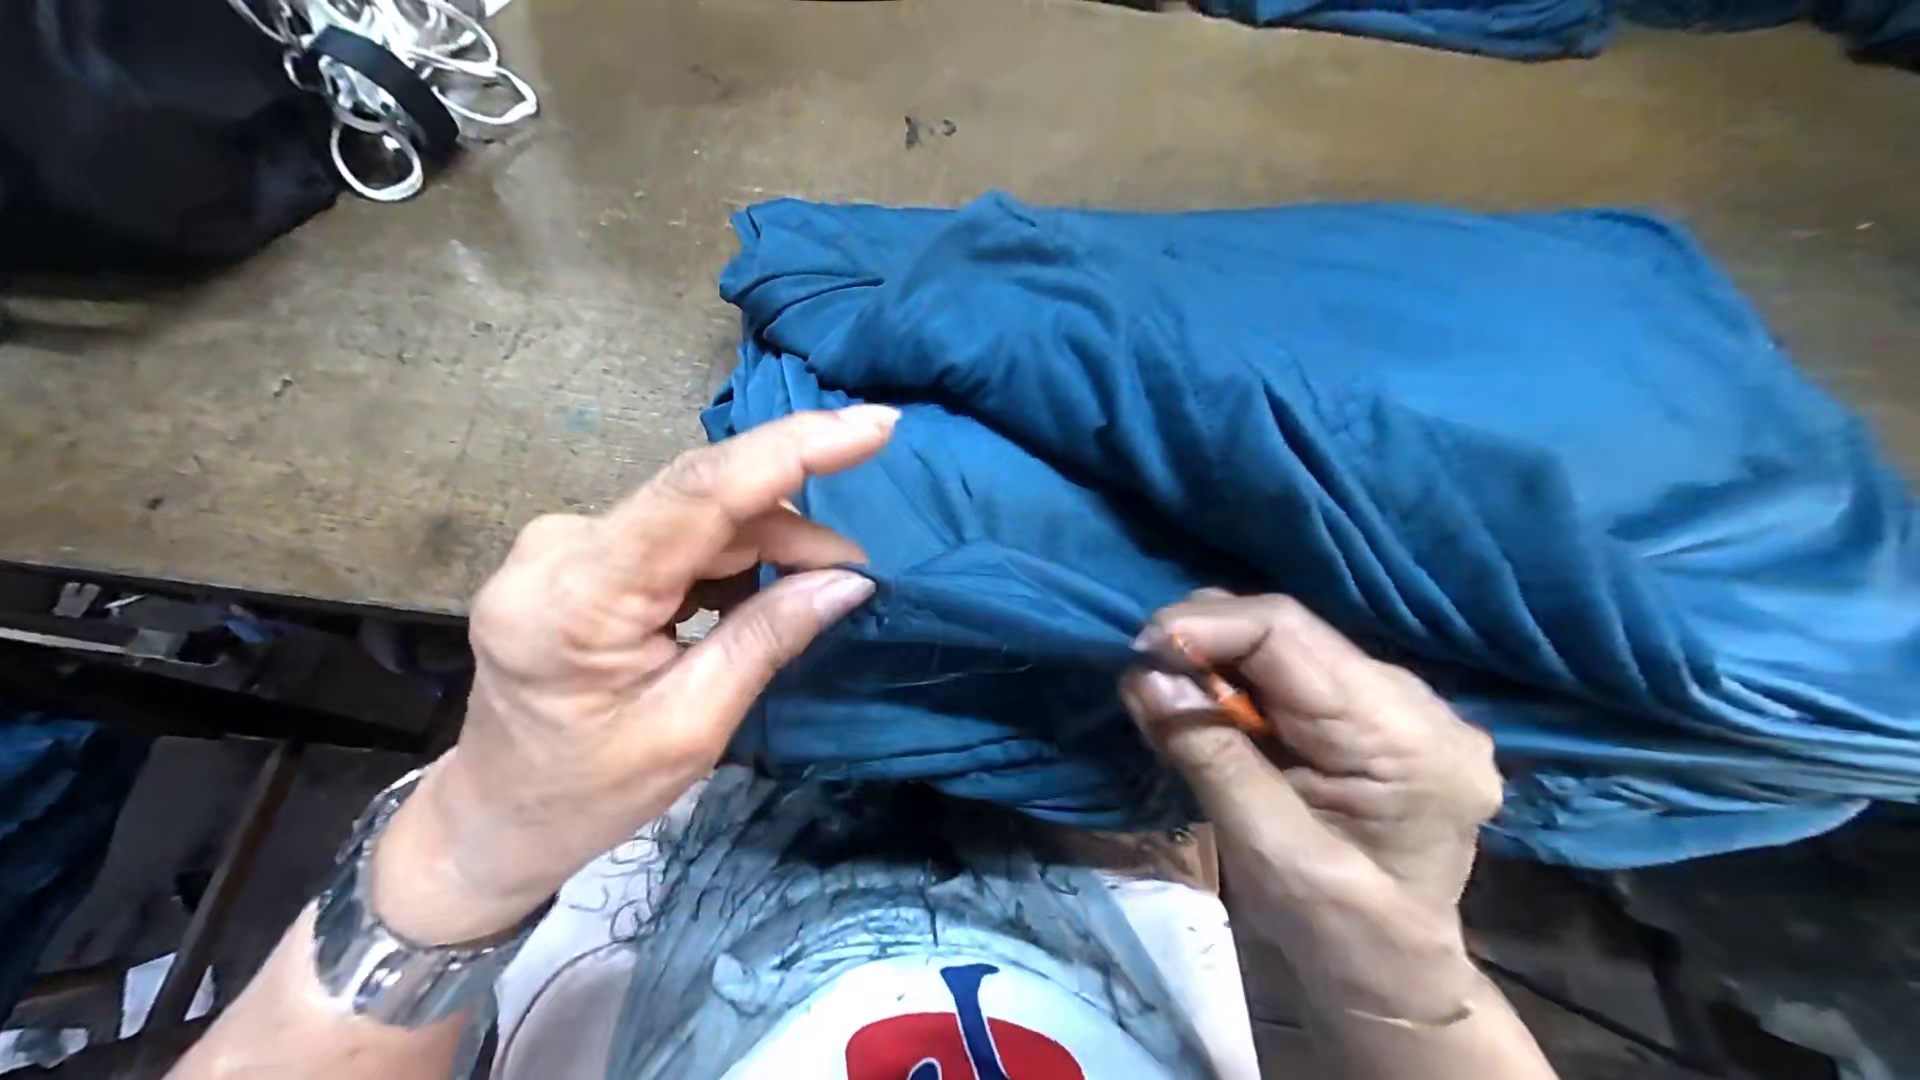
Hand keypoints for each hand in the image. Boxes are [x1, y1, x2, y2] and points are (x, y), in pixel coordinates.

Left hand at [369, 407, 897, 943]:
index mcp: (576, 599)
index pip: (700, 493)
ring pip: (703, 515)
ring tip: (820, 589)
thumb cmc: (588, 793)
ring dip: (772, 545)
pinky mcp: (585, 551)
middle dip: (796, 528)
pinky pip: (683, 532)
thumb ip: (767, 639)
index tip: (876, 425)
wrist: (495, 816)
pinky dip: (739, 555)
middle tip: (857, 574)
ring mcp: (568, 542)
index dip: (795, 449)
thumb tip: (849, 581)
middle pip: (710, 502)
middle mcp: (562, 546)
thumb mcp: (692, 729)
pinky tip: (768, 589)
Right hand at [1121, 592, 1502, 1022]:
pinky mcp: (1364, 704)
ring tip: (1174, 702)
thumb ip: (1208, 756)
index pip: (1288, 633)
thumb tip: (1143, 675)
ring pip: (1278, 637)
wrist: (1386, 968)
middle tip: (1146, 679)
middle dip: (1201, 640)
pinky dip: (1230, 676)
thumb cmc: (1336, 930)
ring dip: (1211, 659)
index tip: (1139, 651)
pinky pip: (1282, 662)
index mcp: (1405, 738)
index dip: (1204, 626)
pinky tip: (1211, 711)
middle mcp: (1411, 700)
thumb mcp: (1267, 850)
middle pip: (1283, 626)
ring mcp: (1392, 698)